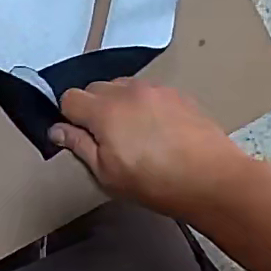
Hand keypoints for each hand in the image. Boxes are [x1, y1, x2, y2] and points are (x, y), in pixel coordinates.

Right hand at [49, 78, 263, 223]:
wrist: (212, 179)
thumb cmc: (158, 182)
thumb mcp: (107, 173)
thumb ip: (78, 146)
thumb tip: (57, 130)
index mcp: (104, 110)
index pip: (69, 98)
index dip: (69, 118)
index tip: (78, 136)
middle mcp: (127, 92)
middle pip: (94, 88)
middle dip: (93, 109)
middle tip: (106, 139)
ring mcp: (155, 90)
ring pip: (122, 88)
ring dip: (119, 105)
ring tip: (133, 135)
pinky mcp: (178, 94)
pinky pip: (148, 92)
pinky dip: (144, 106)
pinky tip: (156, 132)